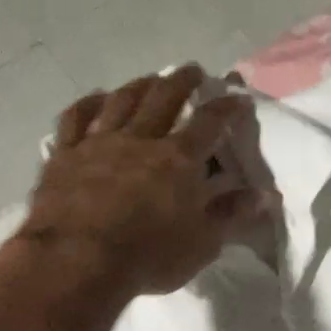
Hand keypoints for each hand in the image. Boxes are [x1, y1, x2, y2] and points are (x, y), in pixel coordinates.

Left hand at [15, 64, 269, 299]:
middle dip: (182, 82)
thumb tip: (265, 196)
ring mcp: (99, 143)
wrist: (78, 260)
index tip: (239, 98)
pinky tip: (97, 98)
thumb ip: (232, 214)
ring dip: (139, 85)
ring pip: (121, 101)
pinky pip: (77, 118)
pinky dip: (89, 103)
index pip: (209, 124)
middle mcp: (140, 140)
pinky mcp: (66, 154)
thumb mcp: (203, 243)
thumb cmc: (150, 255)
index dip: (226, 108)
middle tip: (193, 70)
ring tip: (150, 78)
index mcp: (179, 161)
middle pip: (163, 99)